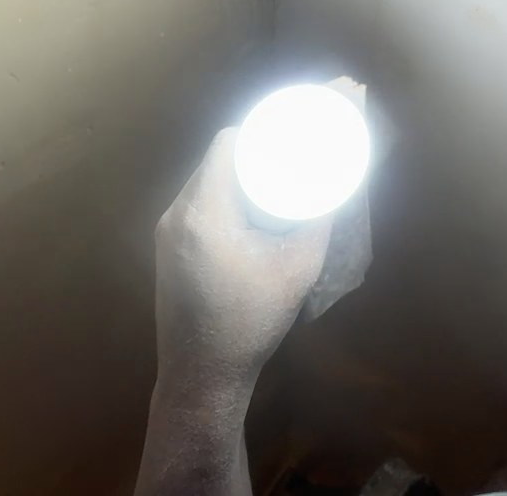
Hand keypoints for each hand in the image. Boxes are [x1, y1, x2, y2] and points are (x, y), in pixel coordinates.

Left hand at [153, 126, 333, 379]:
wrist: (203, 376)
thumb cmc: (252, 320)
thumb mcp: (300, 266)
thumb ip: (320, 218)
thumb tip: (339, 180)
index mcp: (205, 211)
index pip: (227, 143)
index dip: (260, 130)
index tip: (290, 133)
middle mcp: (178, 214)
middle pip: (216, 158)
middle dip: (254, 149)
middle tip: (291, 152)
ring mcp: (166, 232)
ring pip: (206, 179)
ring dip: (239, 172)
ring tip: (276, 176)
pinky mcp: (167, 249)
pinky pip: (198, 201)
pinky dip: (225, 193)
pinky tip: (252, 207)